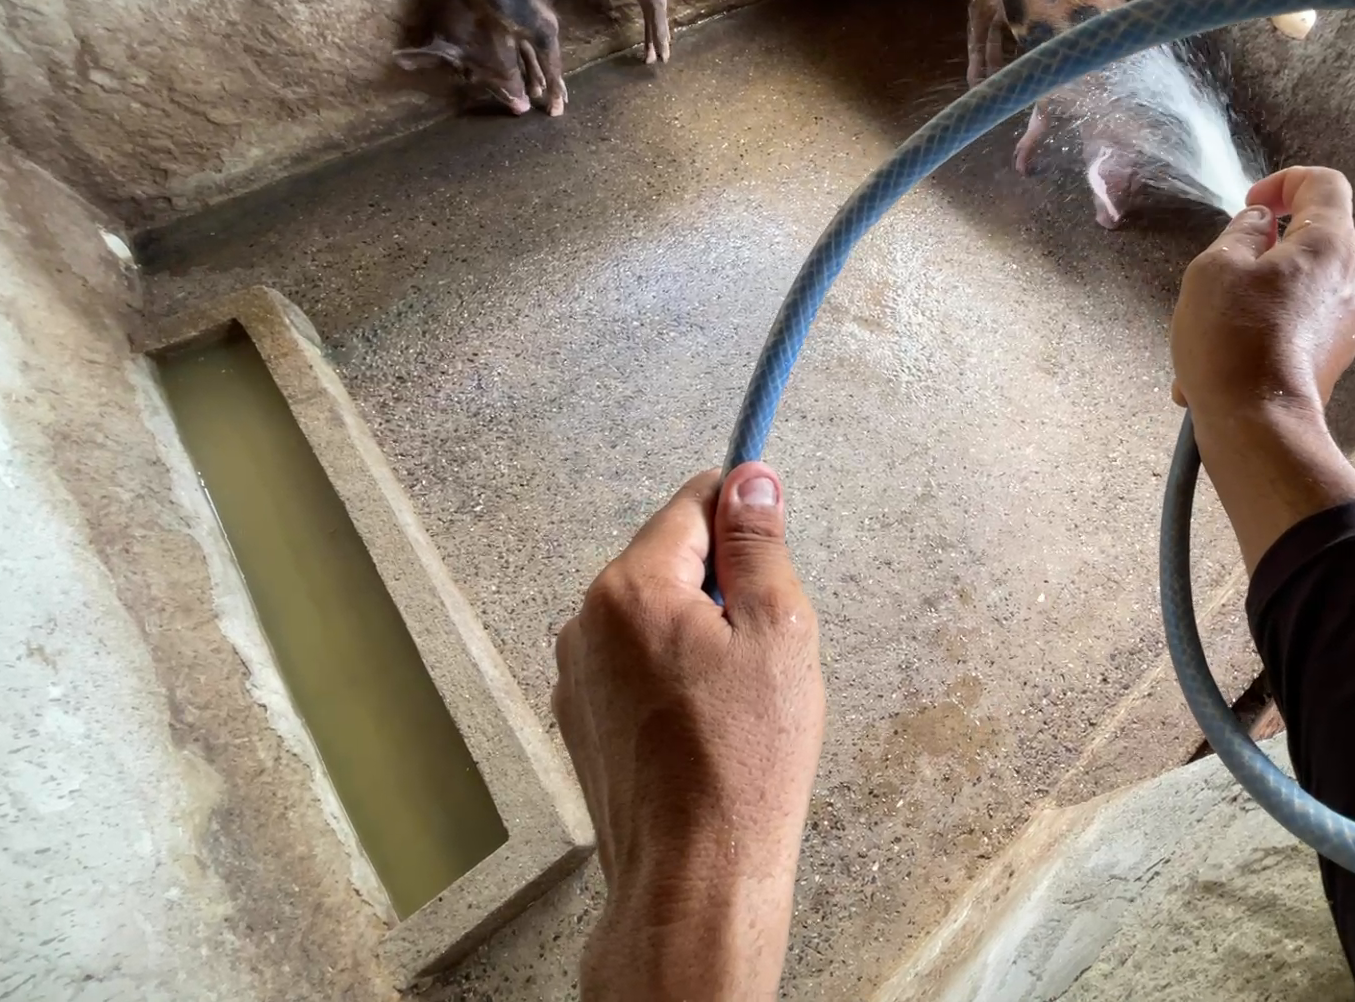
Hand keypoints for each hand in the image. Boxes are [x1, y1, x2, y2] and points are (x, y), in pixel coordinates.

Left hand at [553, 463, 823, 1001]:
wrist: (694, 877)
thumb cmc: (748, 753)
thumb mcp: (777, 630)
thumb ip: (759, 544)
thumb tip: (753, 477)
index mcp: (633, 586)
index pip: (694, 502)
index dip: (744, 513)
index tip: (775, 544)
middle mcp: (587, 618)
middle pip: (672, 555)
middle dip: (725, 579)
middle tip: (766, 641)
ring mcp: (576, 670)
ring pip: (657, 607)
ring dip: (701, 623)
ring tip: (739, 688)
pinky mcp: (581, 713)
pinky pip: (637, 655)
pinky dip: (675, 663)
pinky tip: (706, 717)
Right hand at [1170, 166, 1354, 422]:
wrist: (1256, 426)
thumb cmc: (1230, 338)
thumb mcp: (1213, 270)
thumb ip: (1237, 235)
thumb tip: (1256, 226)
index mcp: (1327, 246)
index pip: (1324, 184)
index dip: (1286, 181)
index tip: (1251, 203)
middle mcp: (1347, 283)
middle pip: (1305, 247)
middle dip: (1255, 258)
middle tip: (1215, 283)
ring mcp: (1343, 329)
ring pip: (1289, 297)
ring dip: (1245, 308)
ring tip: (1201, 343)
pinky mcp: (1328, 366)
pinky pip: (1287, 337)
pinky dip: (1252, 343)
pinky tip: (1212, 373)